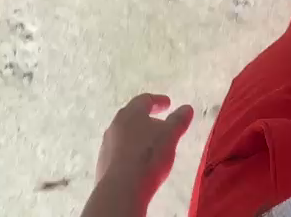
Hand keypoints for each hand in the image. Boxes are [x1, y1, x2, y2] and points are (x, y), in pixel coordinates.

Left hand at [81, 93, 194, 216]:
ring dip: (137, 136)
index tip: (167, 103)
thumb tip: (187, 108)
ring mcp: (107, 145)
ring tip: (149, 145)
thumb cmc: (148, 156)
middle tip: (158, 123)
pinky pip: (119, 153)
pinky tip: (138, 164)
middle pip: (132, 116)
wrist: (121, 190)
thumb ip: (178, 121)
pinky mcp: (103, 164)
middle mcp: (116, 124)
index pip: (145, 100)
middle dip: (146, 119)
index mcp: (131, 113)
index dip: (158, 101)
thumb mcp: (170, 136)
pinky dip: (129, 153)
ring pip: (124, 135)